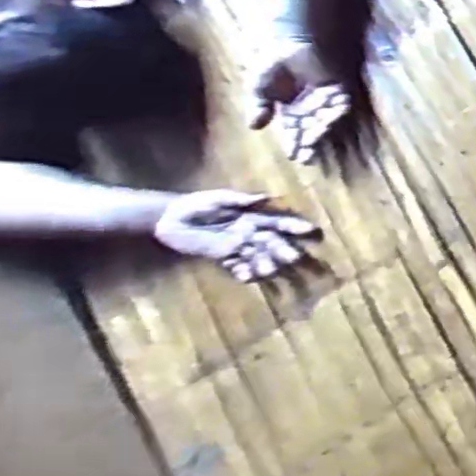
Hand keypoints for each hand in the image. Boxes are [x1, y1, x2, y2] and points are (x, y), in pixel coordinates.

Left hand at [154, 189, 319, 281]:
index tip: (310, 230)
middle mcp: (250, 232)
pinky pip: (236, 265)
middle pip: (271, 242)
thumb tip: (263, 197)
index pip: (278, 222)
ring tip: (269, 272)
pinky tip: (247, 278)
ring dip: (265, 263)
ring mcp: (236, 245)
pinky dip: (243, 272)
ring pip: (257, 255)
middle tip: (293, 258)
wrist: (166, 220)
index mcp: (253, 217)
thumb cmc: (195, 205)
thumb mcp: (216, 198)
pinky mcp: (221, 256)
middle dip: (283, 249)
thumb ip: (237, 199)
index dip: (294, 226)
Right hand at [249, 41, 351, 164]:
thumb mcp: (260, 88)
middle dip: (312, 143)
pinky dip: (337, 112)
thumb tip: (254, 127)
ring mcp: (329, 100)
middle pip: (314, 129)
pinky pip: (341, 103)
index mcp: (294, 112)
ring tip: (315, 141)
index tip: (295, 157)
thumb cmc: (277, 64)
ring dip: (323, 130)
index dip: (296, 145)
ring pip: (328, 120)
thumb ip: (259, 106)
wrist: (295, 44)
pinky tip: (331, 120)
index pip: (295, 133)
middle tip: (309, 155)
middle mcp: (313, 109)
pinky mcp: (342, 88)